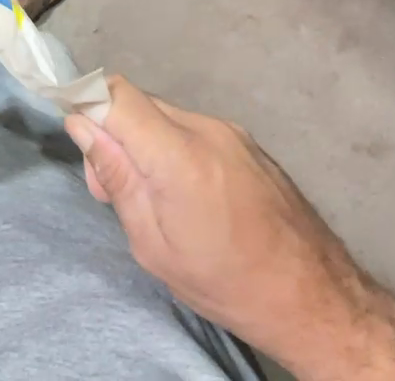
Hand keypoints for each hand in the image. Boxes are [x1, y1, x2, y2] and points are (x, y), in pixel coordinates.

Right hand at [65, 78, 394, 380]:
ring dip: (140, 140)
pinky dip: (170, 146)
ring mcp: (231, 131)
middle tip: (112, 188)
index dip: (85, 101)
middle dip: (110, 131)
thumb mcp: (153, 244)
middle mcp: (205, 127)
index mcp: (179, 154)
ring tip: (153, 197)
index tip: (75, 136)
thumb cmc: (227, 283)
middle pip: (135, 101)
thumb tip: (81, 123)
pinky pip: (189, 126)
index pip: (115, 93)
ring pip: (161, 113)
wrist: (320, 300)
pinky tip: (186, 193)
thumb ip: (116, 177)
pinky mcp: (246, 141)